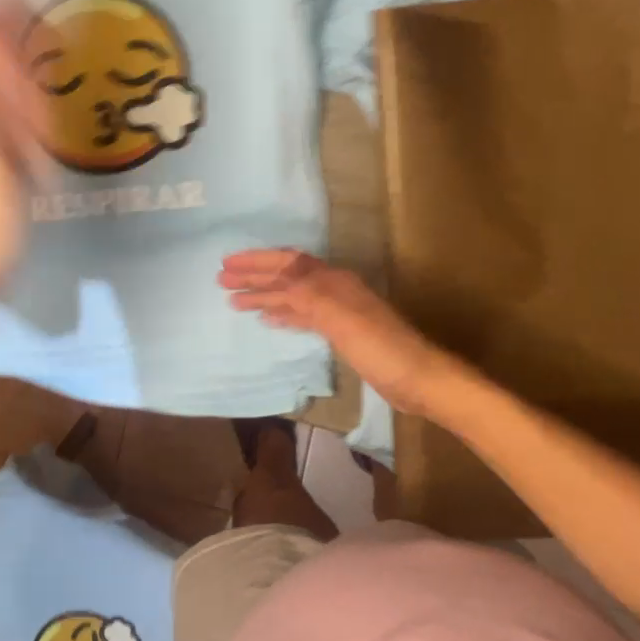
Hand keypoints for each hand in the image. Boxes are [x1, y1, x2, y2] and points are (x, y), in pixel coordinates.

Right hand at [218, 250, 458, 415]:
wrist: (416, 377)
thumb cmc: (378, 347)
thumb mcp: (338, 317)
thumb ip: (306, 295)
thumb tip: (275, 278)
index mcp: (332, 280)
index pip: (286, 264)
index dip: (255, 263)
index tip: (225, 265)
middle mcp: (333, 288)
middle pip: (287, 275)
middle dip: (255, 275)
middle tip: (222, 278)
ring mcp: (338, 310)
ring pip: (293, 295)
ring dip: (265, 294)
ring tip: (236, 300)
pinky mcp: (341, 332)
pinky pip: (303, 315)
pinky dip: (283, 314)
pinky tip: (269, 320)